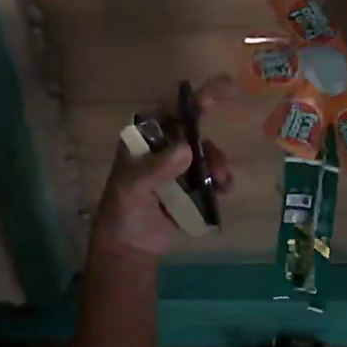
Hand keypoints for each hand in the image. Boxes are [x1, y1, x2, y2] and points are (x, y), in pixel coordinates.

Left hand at [89, 79, 234, 260]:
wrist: (129, 250)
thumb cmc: (122, 215)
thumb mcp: (131, 189)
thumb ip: (156, 169)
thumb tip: (187, 150)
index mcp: (142, 143)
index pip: (167, 112)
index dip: (189, 101)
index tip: (211, 96)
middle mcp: (161, 150)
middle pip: (191, 130)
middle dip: (208, 138)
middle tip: (222, 149)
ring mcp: (177, 169)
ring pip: (204, 153)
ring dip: (218, 162)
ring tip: (222, 181)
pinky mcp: (190, 188)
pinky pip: (210, 175)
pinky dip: (221, 179)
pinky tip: (224, 190)